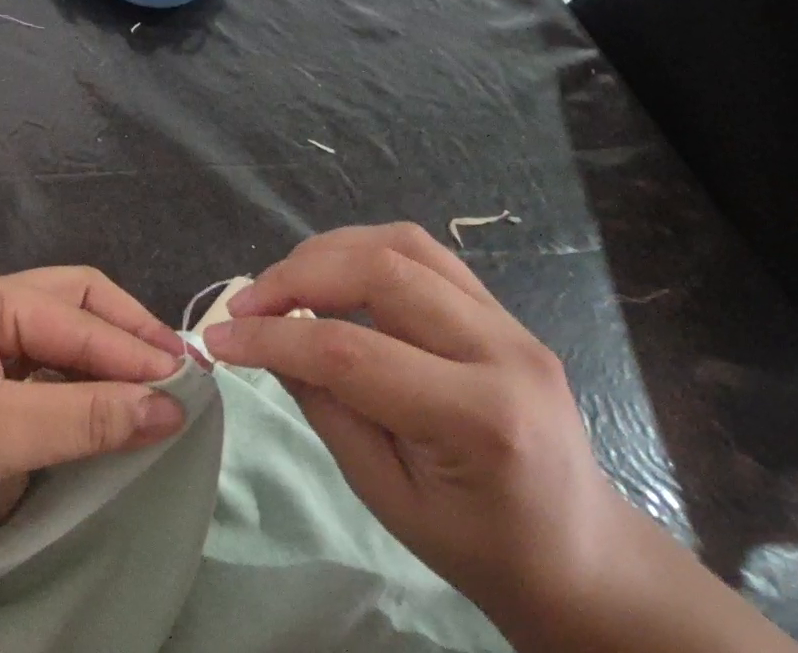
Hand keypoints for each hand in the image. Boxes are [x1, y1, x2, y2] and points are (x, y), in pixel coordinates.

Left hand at [0, 265, 187, 564]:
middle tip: (185, 376)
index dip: (137, 352)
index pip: (78, 315)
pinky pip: (45, 372)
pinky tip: (111, 409)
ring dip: (109, 364)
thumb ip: (83, 416)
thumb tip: (172, 408)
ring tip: (161, 392)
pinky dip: (82, 387)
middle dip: (129, 340)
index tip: (194, 388)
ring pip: (64, 340)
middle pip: (76, 308)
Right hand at [201, 224, 625, 628]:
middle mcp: (502, 351)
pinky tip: (331, 278)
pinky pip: (425, 256)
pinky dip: (363, 253)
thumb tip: (265, 346)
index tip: (218, 339)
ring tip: (282, 284)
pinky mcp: (503, 312)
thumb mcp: (386, 495)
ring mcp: (511, 322)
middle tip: (246, 304)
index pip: (351, 351)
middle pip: (382, 271)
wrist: (579, 552)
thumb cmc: (478, 546)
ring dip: (328, 252)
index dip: (272, 338)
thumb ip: (327, 409)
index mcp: (477, 417)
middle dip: (296, 276)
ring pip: (404, 245)